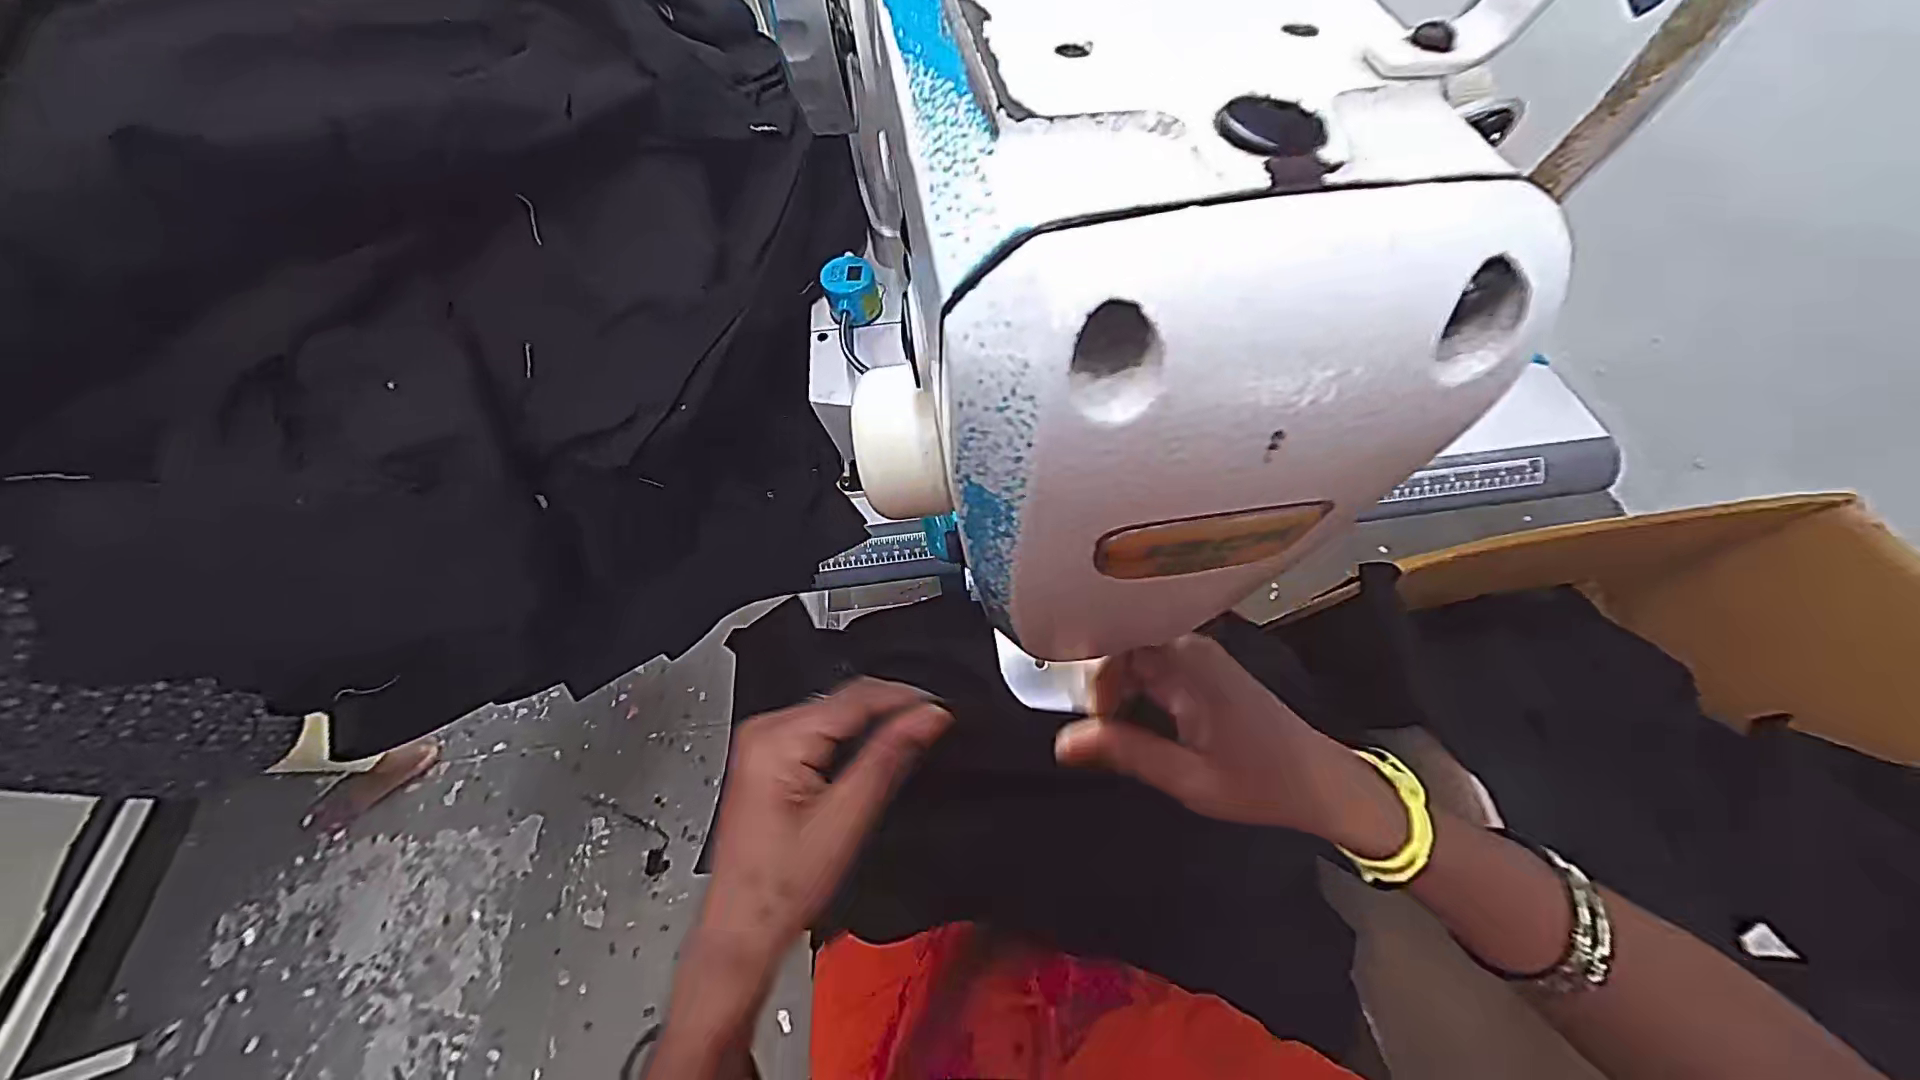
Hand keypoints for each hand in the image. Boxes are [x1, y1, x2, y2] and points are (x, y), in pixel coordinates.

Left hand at [696, 678, 951, 974]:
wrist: (744, 926)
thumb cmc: (780, 887)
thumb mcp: (848, 817)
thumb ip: (890, 756)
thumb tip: (926, 717)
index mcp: (777, 738)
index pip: (856, 696)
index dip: (905, 699)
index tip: (937, 709)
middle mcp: (763, 731)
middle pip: (845, 698)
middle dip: (891, 709)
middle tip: (930, 724)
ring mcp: (761, 741)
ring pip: (835, 710)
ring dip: (873, 721)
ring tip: (909, 736)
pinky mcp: (767, 754)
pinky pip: (820, 728)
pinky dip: (851, 735)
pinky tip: (872, 750)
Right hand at [1053, 633, 1406, 856]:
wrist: (1323, 784)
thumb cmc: (1264, 782)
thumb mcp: (1187, 778)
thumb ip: (1124, 752)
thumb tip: (1066, 742)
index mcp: (1189, 664)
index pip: (1115, 645)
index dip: (1094, 682)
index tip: (1095, 722)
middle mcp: (1192, 648)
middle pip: (1120, 647)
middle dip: (1104, 690)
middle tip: (1105, 734)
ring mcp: (1198, 654)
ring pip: (1132, 657)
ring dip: (1118, 692)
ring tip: (1123, 733)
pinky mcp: (1201, 666)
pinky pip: (1150, 666)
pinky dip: (1135, 693)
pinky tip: (1142, 724)